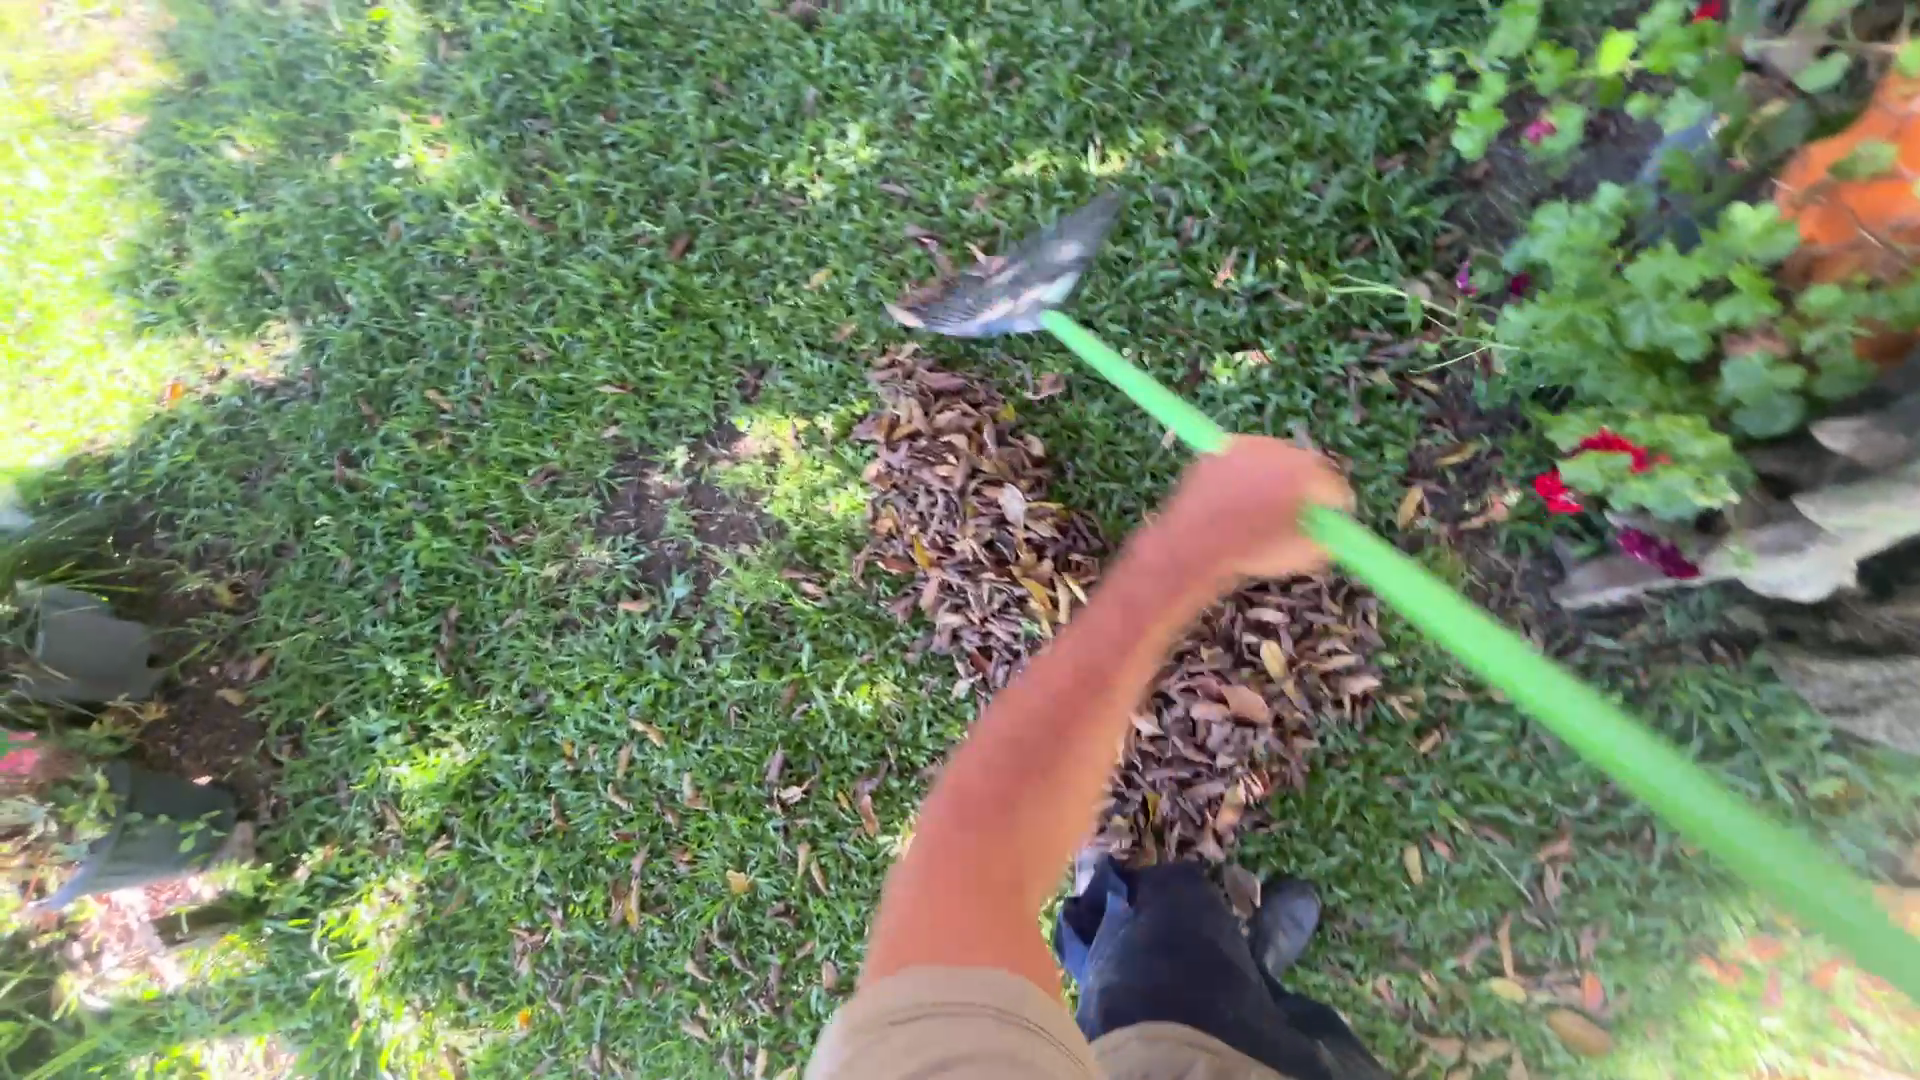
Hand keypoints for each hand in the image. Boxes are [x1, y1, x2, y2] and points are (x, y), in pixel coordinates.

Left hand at [1149, 437, 1351, 581]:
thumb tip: (1330, 535)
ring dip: (1277, 475)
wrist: (1192, 545)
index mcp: (1305, 473)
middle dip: (1308, 486)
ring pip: (1274, 457)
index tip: (1334, 519)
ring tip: (1268, 502)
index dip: (1336, 506)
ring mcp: (1245, 446)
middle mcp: (1278, 450)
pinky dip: (1247, 472)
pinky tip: (1241, 493)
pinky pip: (1243, 458)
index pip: (1333, 485)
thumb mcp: (1300, 555)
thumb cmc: (1249, 552)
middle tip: (1302, 510)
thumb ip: (1325, 540)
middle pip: (1306, 465)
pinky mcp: (1219, 450)